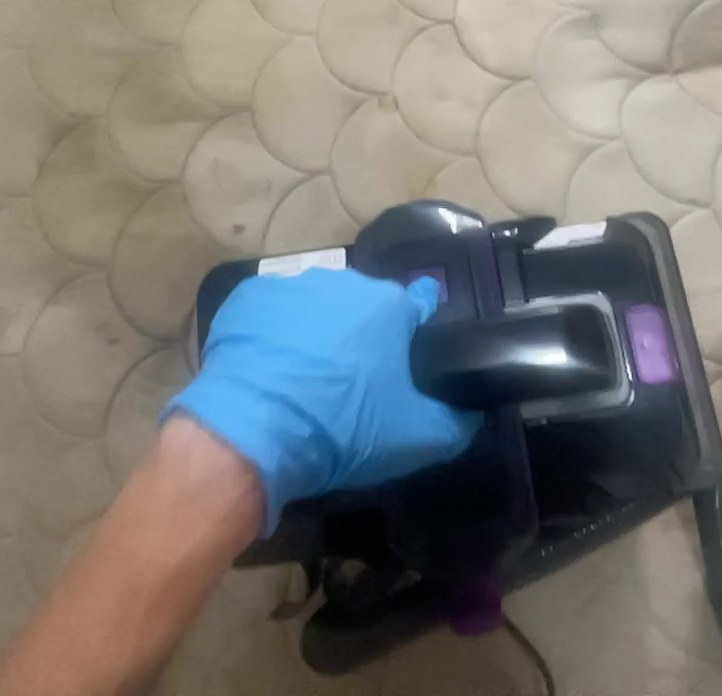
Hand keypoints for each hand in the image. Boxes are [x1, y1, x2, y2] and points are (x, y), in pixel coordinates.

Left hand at [164, 267, 481, 531]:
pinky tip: (268, 371)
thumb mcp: (417, 439)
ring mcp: (291, 284)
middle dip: (363, 340)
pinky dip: (274, 335)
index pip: (418, 309)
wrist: (250, 435)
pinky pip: (273, 314)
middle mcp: (343, 281)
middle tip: (352, 387)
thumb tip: (473, 410)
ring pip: (318, 309)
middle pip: (365, 309)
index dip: (413, 341)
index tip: (400, 371)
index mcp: (388, 304)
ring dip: (318, 335)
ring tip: (304, 382)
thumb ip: (458, 421)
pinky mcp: (247, 298)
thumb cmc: (342, 429)